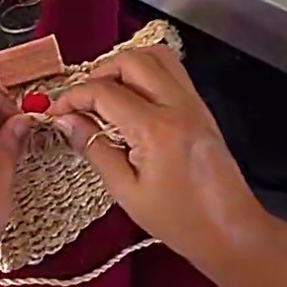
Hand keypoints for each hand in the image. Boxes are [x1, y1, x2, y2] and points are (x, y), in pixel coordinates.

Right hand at [48, 47, 276, 275]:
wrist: (231, 231)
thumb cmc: (177, 220)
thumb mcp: (125, 191)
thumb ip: (94, 148)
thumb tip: (66, 120)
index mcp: (156, 129)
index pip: (105, 92)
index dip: (73, 97)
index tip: (56, 111)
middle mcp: (177, 105)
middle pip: (132, 60)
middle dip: (98, 72)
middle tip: (81, 100)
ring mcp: (194, 103)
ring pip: (156, 55)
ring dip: (124, 65)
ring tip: (106, 92)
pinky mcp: (201, 108)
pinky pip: (172, 71)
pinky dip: (145, 72)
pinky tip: (131, 99)